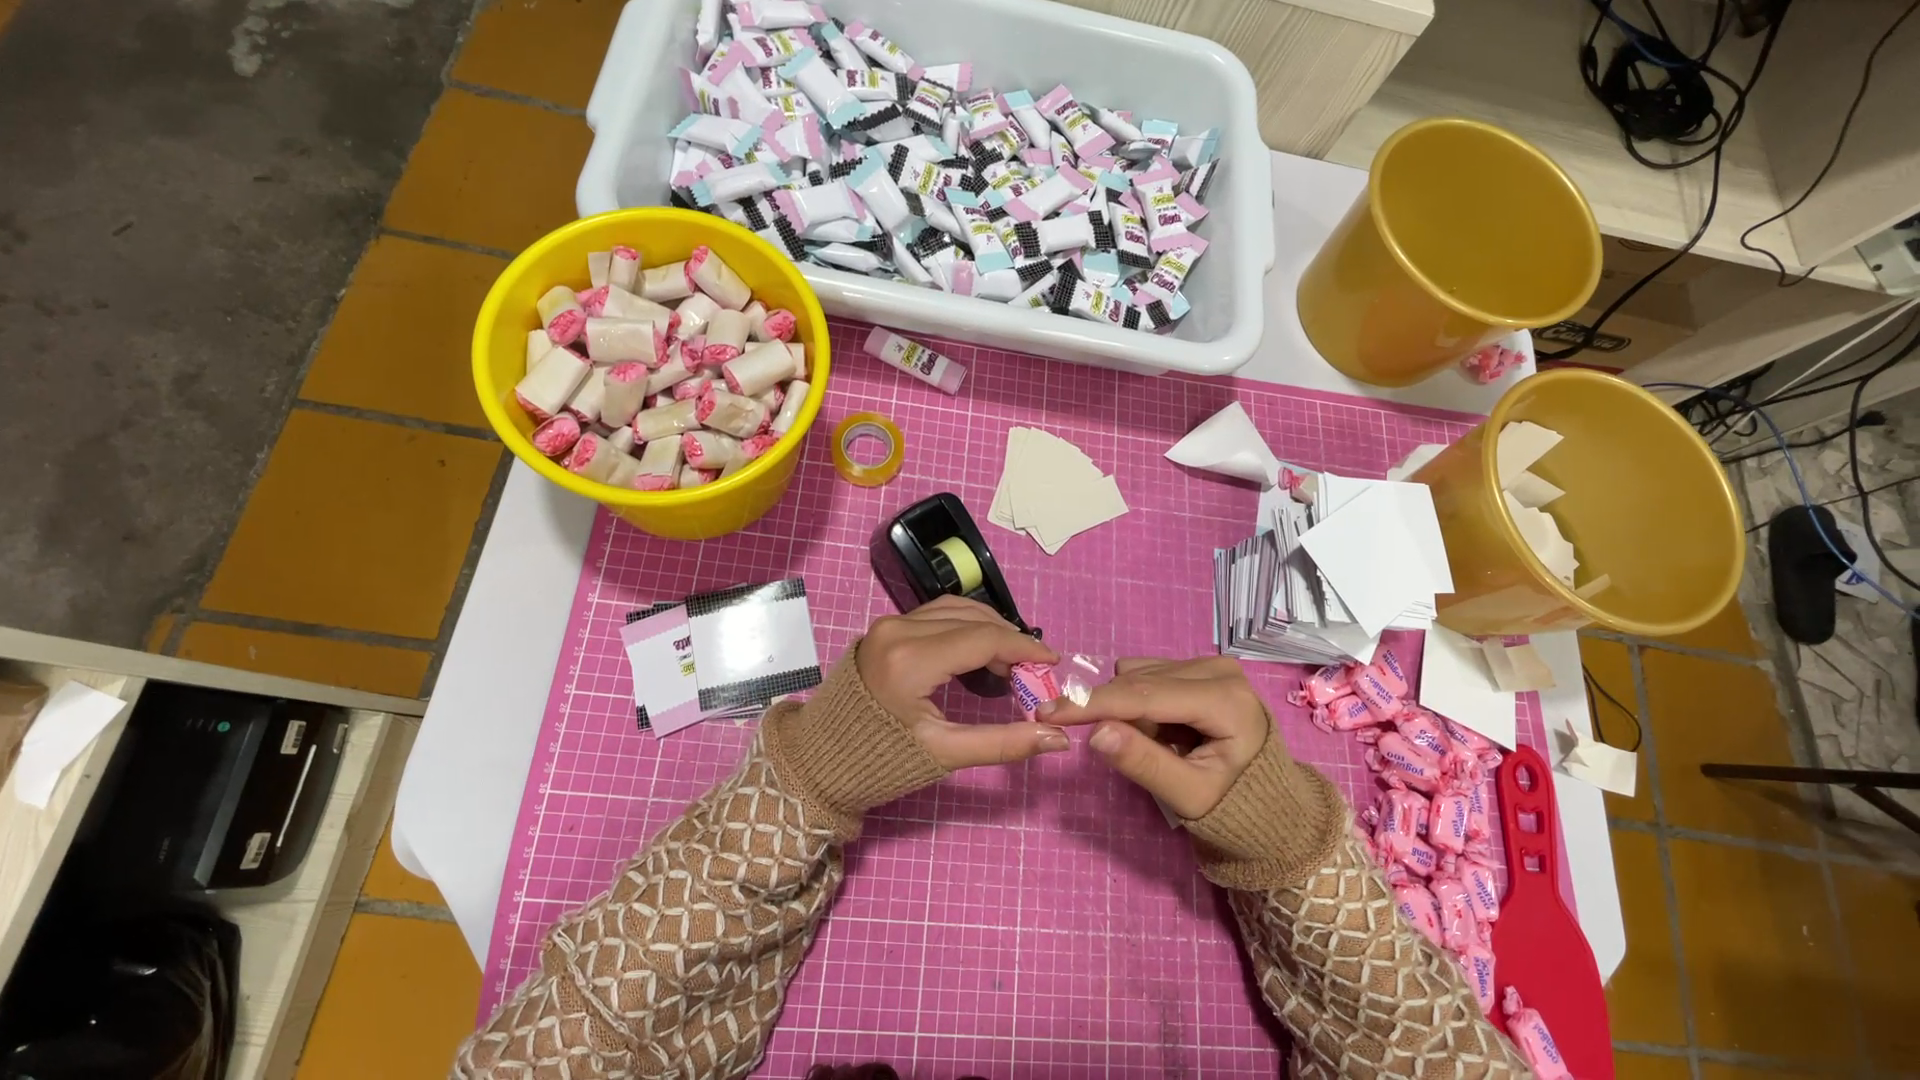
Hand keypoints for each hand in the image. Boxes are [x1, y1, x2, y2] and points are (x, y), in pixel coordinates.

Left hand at [857, 595, 1069, 768]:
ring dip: (989, 630)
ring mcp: (888, 625)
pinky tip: (981, 655)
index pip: (983, 639)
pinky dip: (966, 628)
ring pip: (955, 611)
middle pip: (972, 620)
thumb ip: (1004, 743)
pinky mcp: (885, 628)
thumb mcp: (945, 753)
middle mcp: (898, 630)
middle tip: (1035, 673)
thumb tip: (1057, 737)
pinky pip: (937, 616)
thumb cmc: (880, 761)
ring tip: (1012, 665)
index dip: (1024, 649)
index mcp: (910, 660)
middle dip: (1010, 641)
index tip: (1053, 664)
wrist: (820, 759)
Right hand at [1044, 656, 1270, 819]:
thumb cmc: (1232, 804)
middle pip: (1138, 681)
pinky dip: (1140, 702)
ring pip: (1138, 675)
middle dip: (1108, 710)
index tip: (1049, 712)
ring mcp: (1209, 664)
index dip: (1093, 703)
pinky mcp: (1199, 667)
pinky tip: (1160, 729)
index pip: (1145, 695)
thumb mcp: (1189, 795)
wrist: (1270, 803)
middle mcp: (1218, 669)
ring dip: (1128, 709)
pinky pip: (1148, 675)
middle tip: (1090, 740)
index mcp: (1226, 700)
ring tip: (1154, 744)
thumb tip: (1096, 734)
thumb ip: (1144, 763)